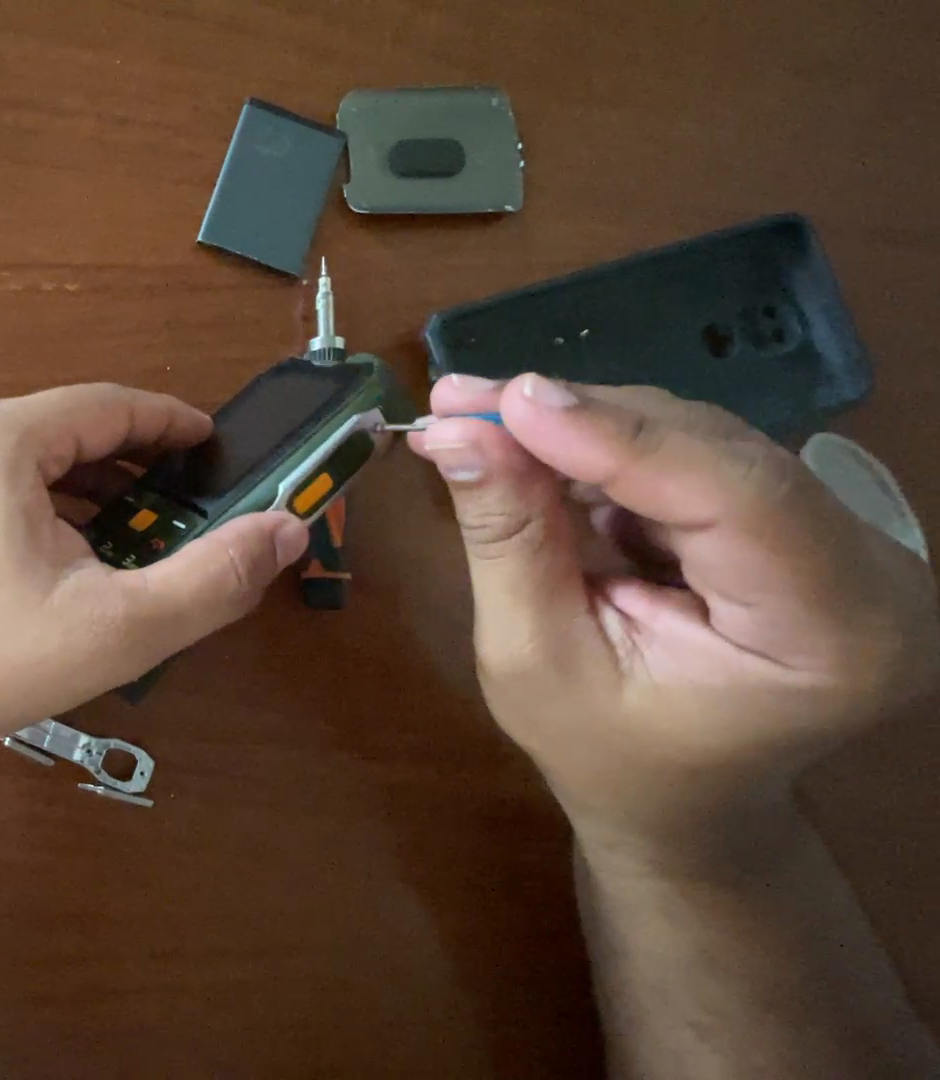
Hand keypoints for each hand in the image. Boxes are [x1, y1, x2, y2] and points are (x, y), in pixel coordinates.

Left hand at [0, 383, 310, 762]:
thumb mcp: (116, 626)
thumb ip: (213, 577)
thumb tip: (289, 529)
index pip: (112, 406)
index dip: (176, 427)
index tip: (222, 454)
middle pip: (71, 431)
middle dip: (138, 467)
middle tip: (191, 509)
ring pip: (33, 463)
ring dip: (93, 493)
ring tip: (141, 536)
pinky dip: (46, 511)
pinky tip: (70, 560)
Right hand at [409, 373, 939, 864]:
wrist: (672, 794)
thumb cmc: (601, 750)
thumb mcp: (531, 656)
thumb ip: (507, 541)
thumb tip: (456, 435)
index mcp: (831, 634)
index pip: (735, 497)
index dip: (616, 438)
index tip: (506, 399)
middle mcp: (869, 568)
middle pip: (716, 452)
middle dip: (578, 419)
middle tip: (459, 399)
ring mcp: (837, 536)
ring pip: (694, 441)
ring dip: (576, 425)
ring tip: (472, 417)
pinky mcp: (787, 520)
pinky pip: (682, 458)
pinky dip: (592, 448)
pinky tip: (524, 448)